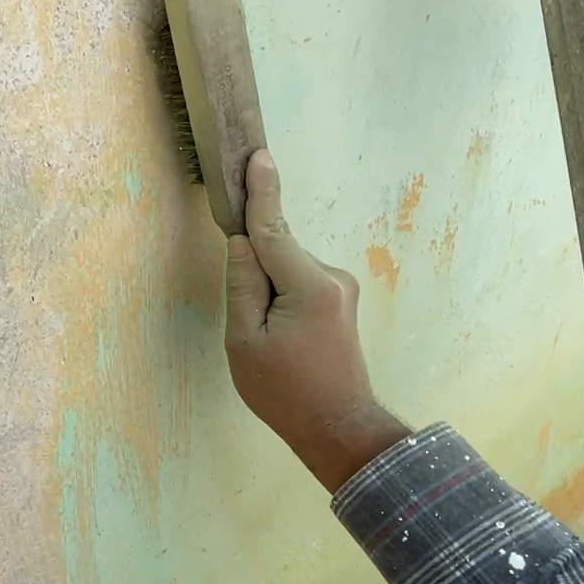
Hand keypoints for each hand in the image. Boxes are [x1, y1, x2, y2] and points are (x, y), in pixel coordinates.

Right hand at [224, 150, 409, 490]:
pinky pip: (299, 280)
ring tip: (269, 340)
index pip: (274, 230)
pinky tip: (282, 334)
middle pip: (278, 250)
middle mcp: (332, 277)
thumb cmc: (284, 391)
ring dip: (268, 286)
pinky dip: (281, 293)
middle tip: (249, 322)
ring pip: (287, 267)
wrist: (339, 427)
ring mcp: (342, 288)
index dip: (261, 194)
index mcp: (309, 286)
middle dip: (254, 268)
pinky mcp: (342, 300)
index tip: (258, 156)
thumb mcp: (244, 342)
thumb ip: (242, 285)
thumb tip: (242, 243)